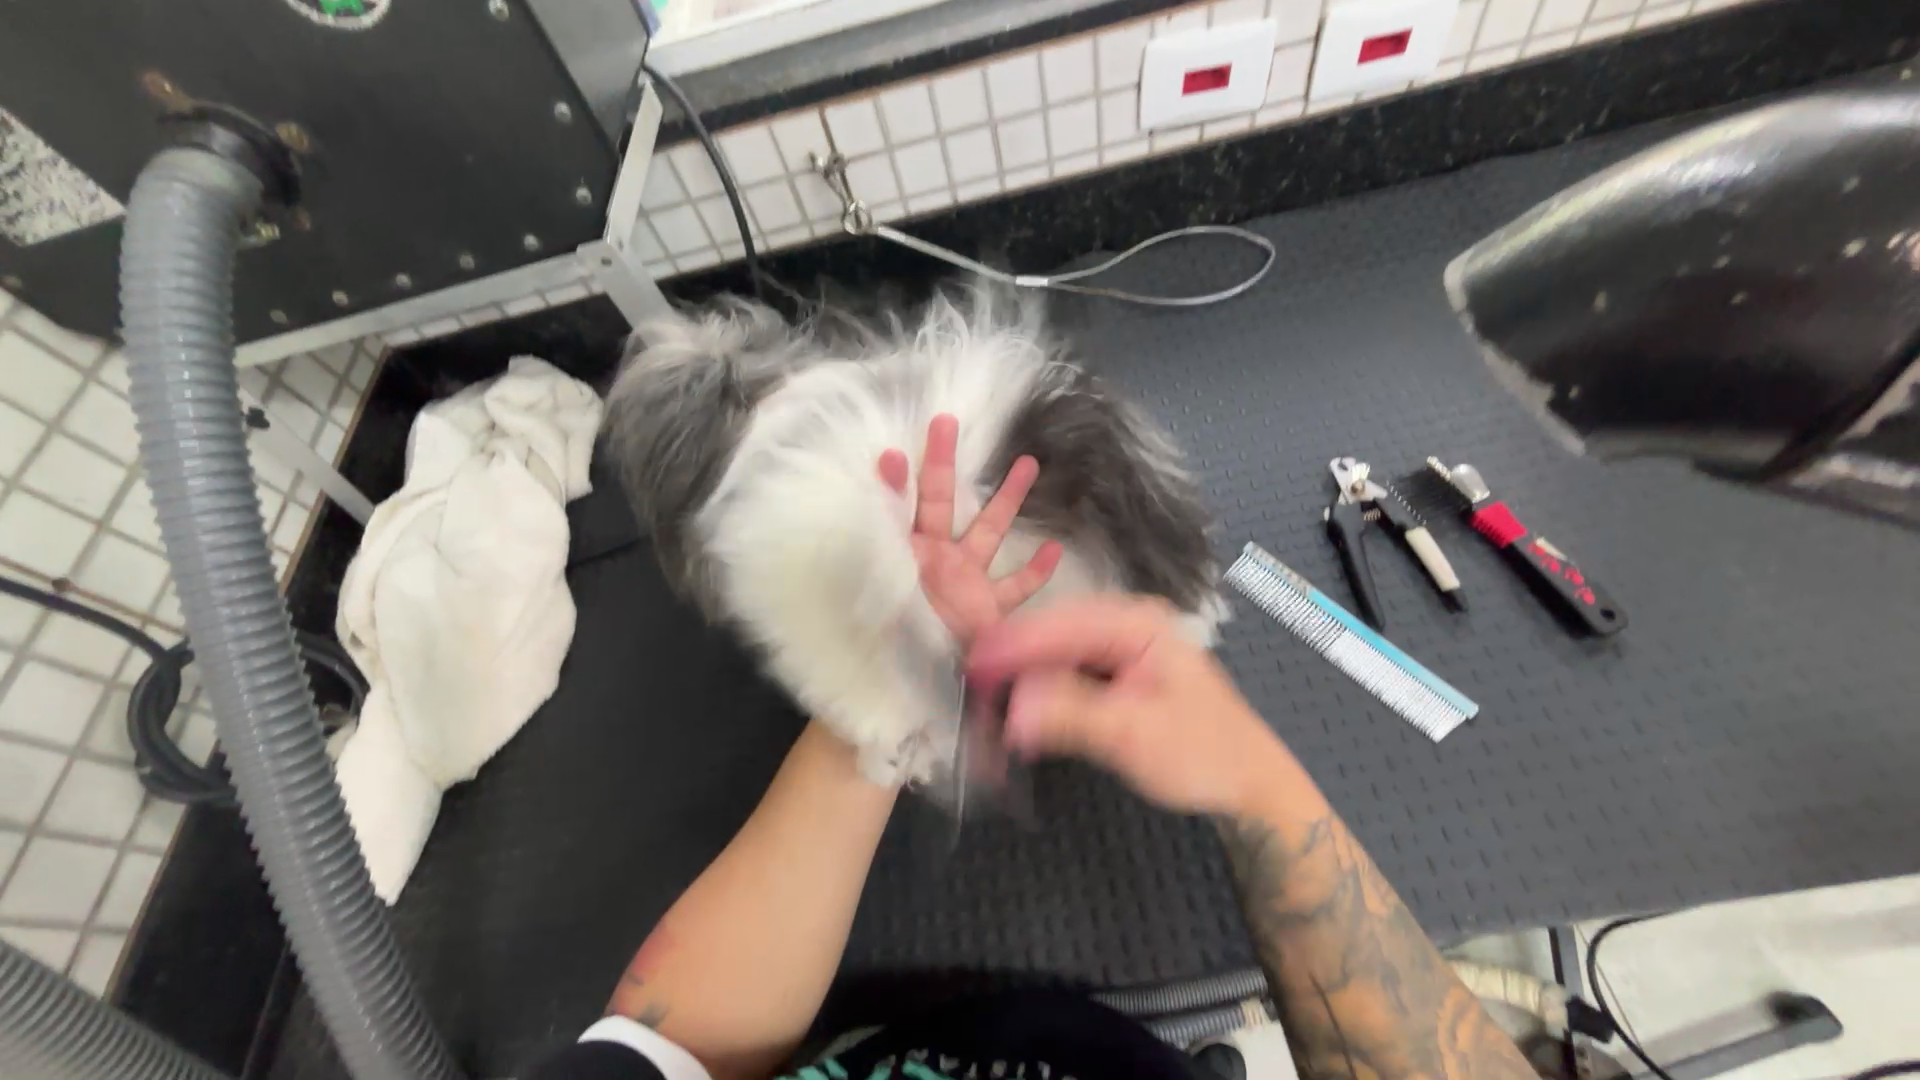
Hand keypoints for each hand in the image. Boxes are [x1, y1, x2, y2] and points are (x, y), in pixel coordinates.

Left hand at [879, 414, 1062, 644]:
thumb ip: (883, 557)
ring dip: (1007, 498)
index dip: (893, 484)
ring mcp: (964, 582)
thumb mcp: (885, 601)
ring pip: (989, 530)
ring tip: (1028, 463)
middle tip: (945, 420)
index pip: (896, 511)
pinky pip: (1015, 587)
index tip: (889, 453)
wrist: (922, 700)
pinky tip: (1054, 549)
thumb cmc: (901, 651)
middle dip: (943, 461)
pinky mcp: (988, 610)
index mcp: (906, 558)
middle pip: (939, 501)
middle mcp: (934, 560)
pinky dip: (1035, 571)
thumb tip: (874, 511)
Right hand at [966, 596, 1294, 815]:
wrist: (1248, 785)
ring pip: (1059, 654)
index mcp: (1140, 624)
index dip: (1015, 642)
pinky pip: (1069, 674)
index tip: (976, 660)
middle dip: (1015, 658)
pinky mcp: (1118, 676)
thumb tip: (1011, 709)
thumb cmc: (1203, 754)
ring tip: (988, 694)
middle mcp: (1129, 626)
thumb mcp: (1134, 734)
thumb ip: (1070, 714)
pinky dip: (1043, 692)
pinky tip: (1020, 707)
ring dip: (1025, 676)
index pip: (1063, 624)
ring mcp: (1123, 650)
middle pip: (1056, 634)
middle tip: (974, 680)